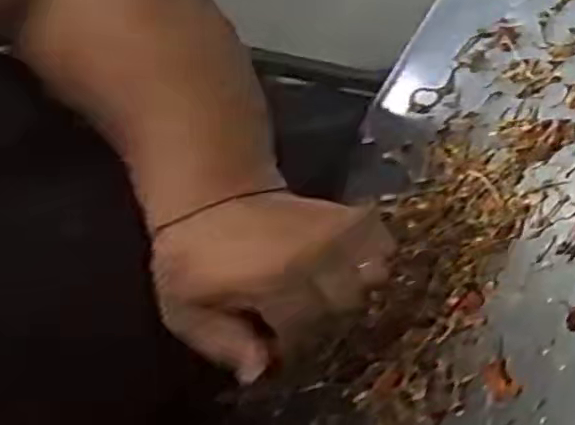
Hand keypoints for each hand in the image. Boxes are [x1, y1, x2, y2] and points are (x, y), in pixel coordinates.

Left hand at [151, 190, 393, 383]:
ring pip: (377, 271)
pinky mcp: (355, 215)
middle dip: (332, 319)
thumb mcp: (190, 315)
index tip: (285, 349)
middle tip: (312, 323)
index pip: (307, 328)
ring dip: (361, 288)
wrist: (217, 204)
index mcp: (275, 282)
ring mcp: (342, 231)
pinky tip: (355, 267)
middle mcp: (319, 255)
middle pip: (349, 302)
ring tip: (339, 295)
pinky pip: (385, 242)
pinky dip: (376, 258)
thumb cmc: (194, 265)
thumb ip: (226, 344)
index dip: (296, 346)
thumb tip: (261, 370)